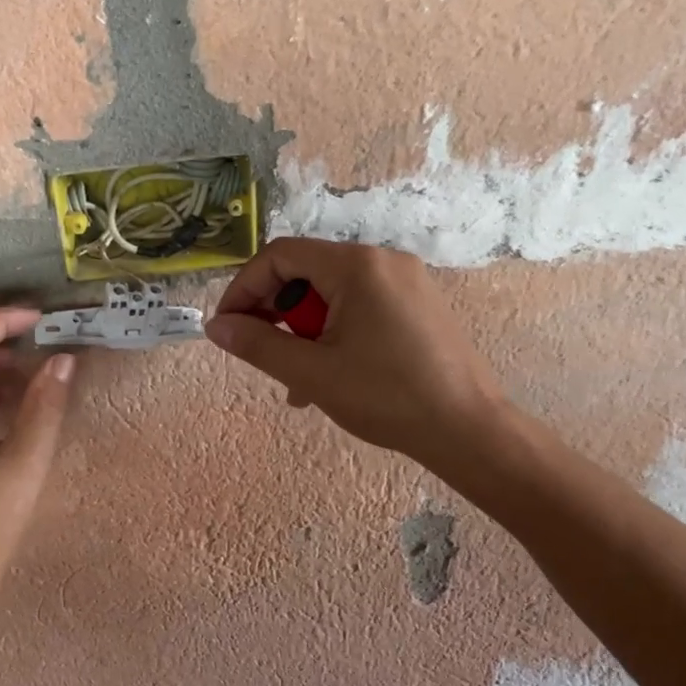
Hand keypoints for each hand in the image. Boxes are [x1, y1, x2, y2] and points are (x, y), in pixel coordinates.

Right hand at [206, 238, 509, 461]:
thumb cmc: (387, 397)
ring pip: (332, 293)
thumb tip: (215, 327)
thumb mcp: (312, 373)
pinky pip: (359, 306)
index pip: (280, 256)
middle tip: (264, 356)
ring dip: (304, 330)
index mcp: (356, 266)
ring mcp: (405, 281)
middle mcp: (382, 260)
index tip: (228, 329)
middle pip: (306, 272)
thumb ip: (258, 345)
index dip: (244, 289)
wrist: (469, 429)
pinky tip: (330, 376)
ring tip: (297, 382)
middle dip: (276, 314)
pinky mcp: (418, 304)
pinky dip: (334, 332)